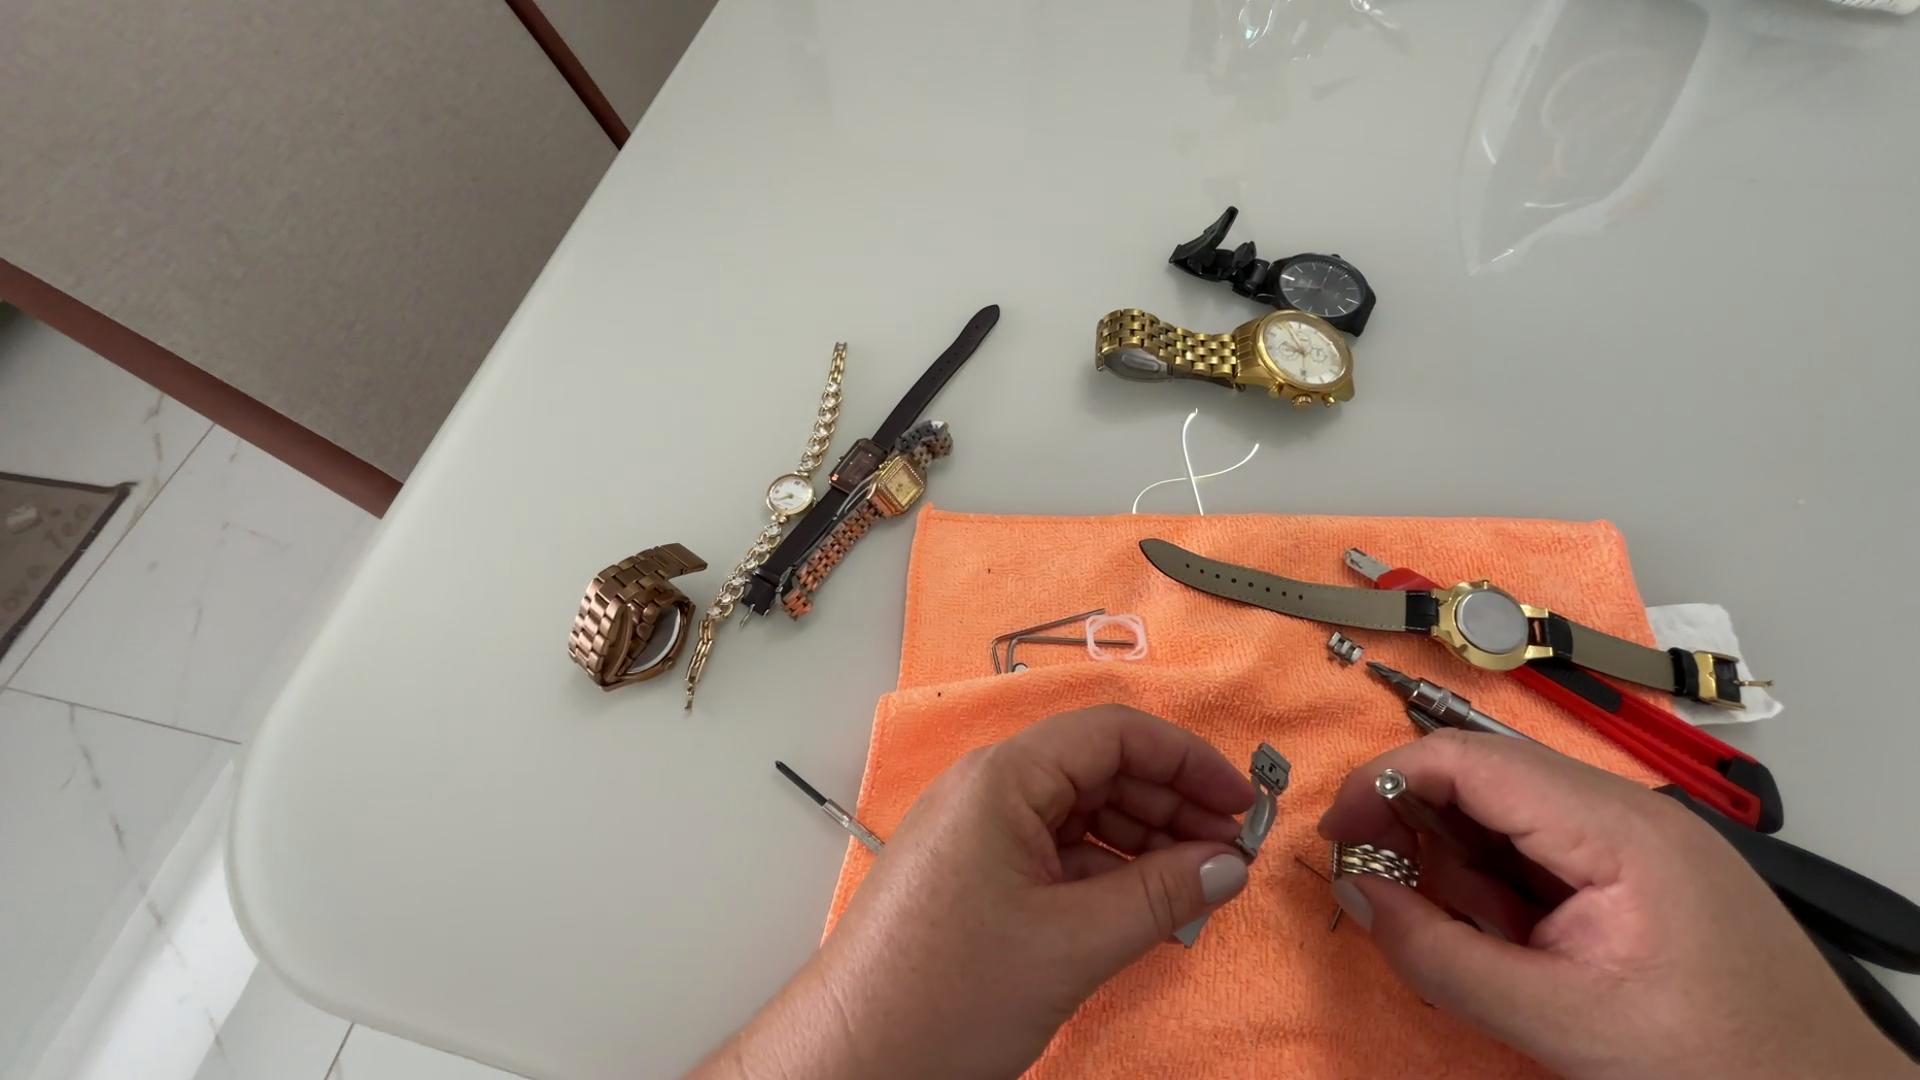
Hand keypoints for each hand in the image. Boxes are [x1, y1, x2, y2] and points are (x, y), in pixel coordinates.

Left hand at [693, 706, 1255, 1079]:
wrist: (851, 1058)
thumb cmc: (953, 991)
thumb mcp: (1072, 943)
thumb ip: (1161, 896)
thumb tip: (1230, 864)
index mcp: (1004, 775)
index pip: (1111, 731)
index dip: (1184, 757)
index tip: (1241, 801)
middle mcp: (989, 786)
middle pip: (1098, 767)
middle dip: (1169, 803)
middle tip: (1229, 852)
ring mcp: (979, 827)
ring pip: (1079, 811)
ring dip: (1143, 840)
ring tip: (1197, 883)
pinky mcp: (976, 867)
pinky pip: (1055, 849)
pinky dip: (1105, 870)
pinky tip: (1145, 902)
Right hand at [1318, 729, 1915, 1079]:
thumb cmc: (1717, 1074)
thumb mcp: (1562, 1026)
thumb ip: (1438, 955)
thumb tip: (1349, 890)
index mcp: (1614, 828)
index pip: (1463, 758)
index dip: (1381, 782)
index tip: (1336, 835)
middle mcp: (1621, 809)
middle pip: (1474, 778)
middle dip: (1417, 830)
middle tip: (1390, 891)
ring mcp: (1630, 834)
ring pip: (1494, 814)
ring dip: (1461, 869)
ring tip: (1490, 943)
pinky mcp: (1629, 864)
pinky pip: (1527, 848)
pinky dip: (1495, 888)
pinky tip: (1519, 941)